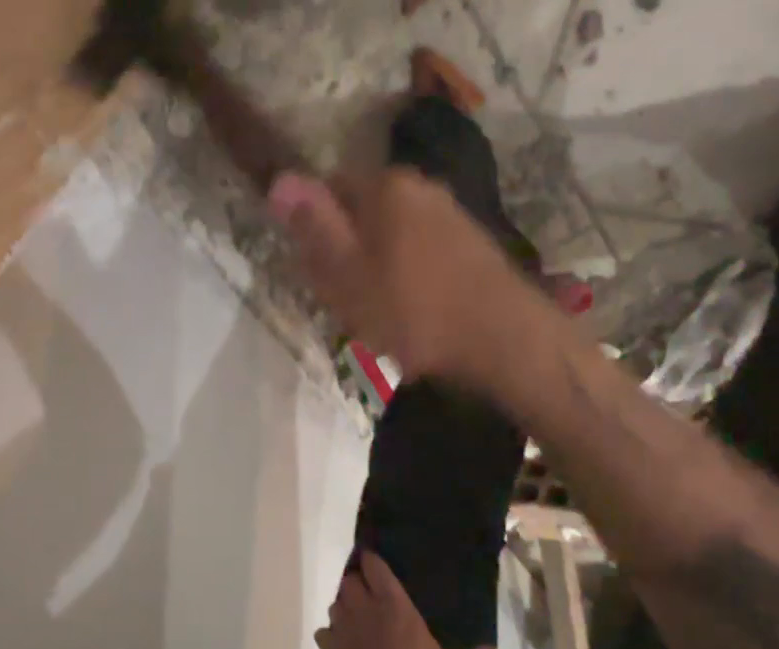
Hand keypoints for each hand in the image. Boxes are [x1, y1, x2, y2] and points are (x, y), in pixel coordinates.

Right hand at [268, 169, 536, 382]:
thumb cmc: (411, 310)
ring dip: (378, 269)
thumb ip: (313, 227)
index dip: (315, 231)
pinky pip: (421, 255)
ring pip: (393, 236)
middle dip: (348, 250)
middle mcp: (421, 186)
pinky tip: (412, 315)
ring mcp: (451, 213)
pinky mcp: (471, 245)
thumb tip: (278, 180)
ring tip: (378, 315)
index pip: (329, 189)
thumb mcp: (345, 274)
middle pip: (363, 212)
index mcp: (385, 186)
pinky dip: (408, 279)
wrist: (500, 339)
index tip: (316, 273)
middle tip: (344, 301)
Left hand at [314, 551, 495, 648]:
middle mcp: (365, 610)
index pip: (375, 568)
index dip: (372, 561)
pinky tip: (341, 643)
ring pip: (335, 604)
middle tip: (368, 593)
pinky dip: (331, 633)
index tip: (373, 561)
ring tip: (356, 617)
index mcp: (396, 607)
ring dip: (344, 606)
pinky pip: (324, 631)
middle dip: (357, 583)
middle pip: (349, 582)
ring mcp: (342, 629)